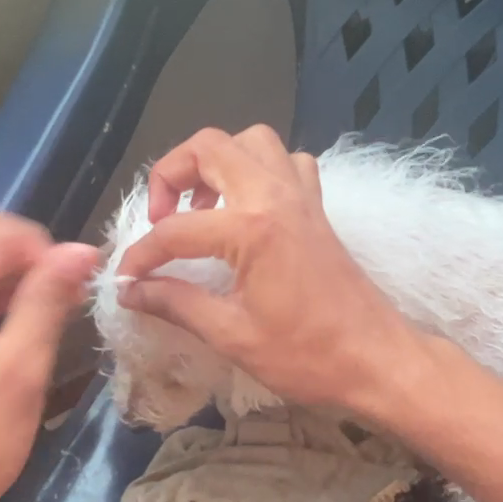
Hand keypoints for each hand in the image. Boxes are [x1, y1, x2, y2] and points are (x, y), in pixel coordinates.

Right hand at [116, 126, 420, 415]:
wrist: (377, 360)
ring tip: (201, 205)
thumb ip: (176, 304)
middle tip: (160, 219)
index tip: (126, 281)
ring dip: (217, 161)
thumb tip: (130, 292)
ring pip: (252, 141)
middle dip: (170, 174)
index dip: (141, 256)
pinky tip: (248, 207)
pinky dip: (261, 170)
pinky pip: (288, 162)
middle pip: (209, 146)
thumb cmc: (306, 356)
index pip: (175, 231)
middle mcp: (275, 196)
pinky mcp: (318, 208)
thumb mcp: (232, 335)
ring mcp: (301, 196)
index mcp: (251, 229)